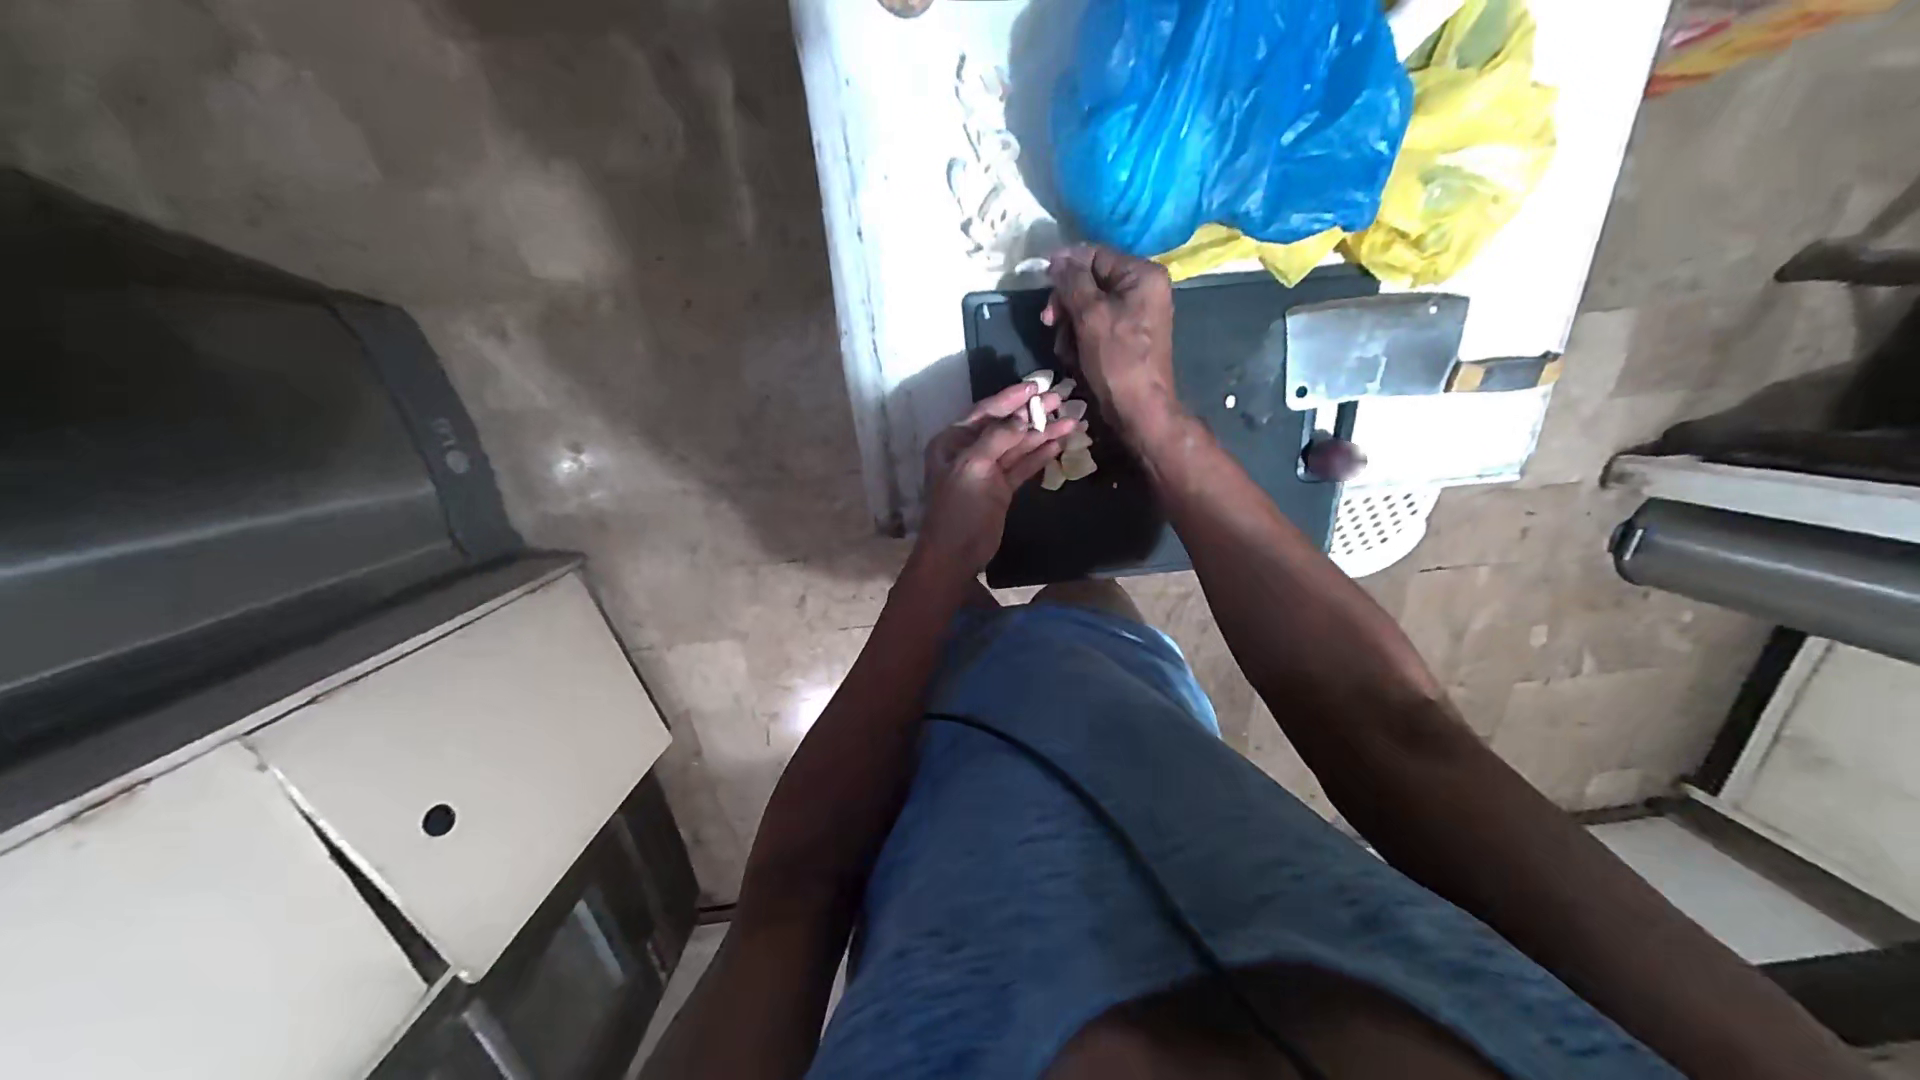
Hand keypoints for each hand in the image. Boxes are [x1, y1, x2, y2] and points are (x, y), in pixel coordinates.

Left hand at [918, 380, 1080, 571]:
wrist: (955, 554)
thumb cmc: (957, 508)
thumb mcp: (972, 467)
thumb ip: (997, 438)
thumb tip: (1022, 417)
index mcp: (953, 440)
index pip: (986, 411)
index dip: (1012, 397)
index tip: (1038, 386)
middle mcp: (969, 450)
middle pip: (1006, 426)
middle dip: (1034, 414)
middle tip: (1063, 401)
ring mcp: (987, 470)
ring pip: (1018, 446)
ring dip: (1043, 434)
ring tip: (1073, 422)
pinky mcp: (1001, 488)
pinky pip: (1022, 466)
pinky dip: (1040, 455)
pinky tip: (1059, 444)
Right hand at [1042, 244, 1180, 445]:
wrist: (1138, 410)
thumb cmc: (1117, 360)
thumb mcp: (1091, 315)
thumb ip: (1072, 282)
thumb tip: (1057, 259)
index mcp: (1141, 275)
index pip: (1095, 255)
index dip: (1065, 264)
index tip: (1040, 278)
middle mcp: (1141, 290)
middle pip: (1088, 282)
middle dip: (1066, 304)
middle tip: (1050, 322)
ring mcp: (1133, 315)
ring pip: (1085, 308)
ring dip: (1069, 328)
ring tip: (1067, 350)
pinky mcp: (1123, 338)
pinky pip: (1092, 328)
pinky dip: (1079, 341)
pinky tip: (1074, 358)